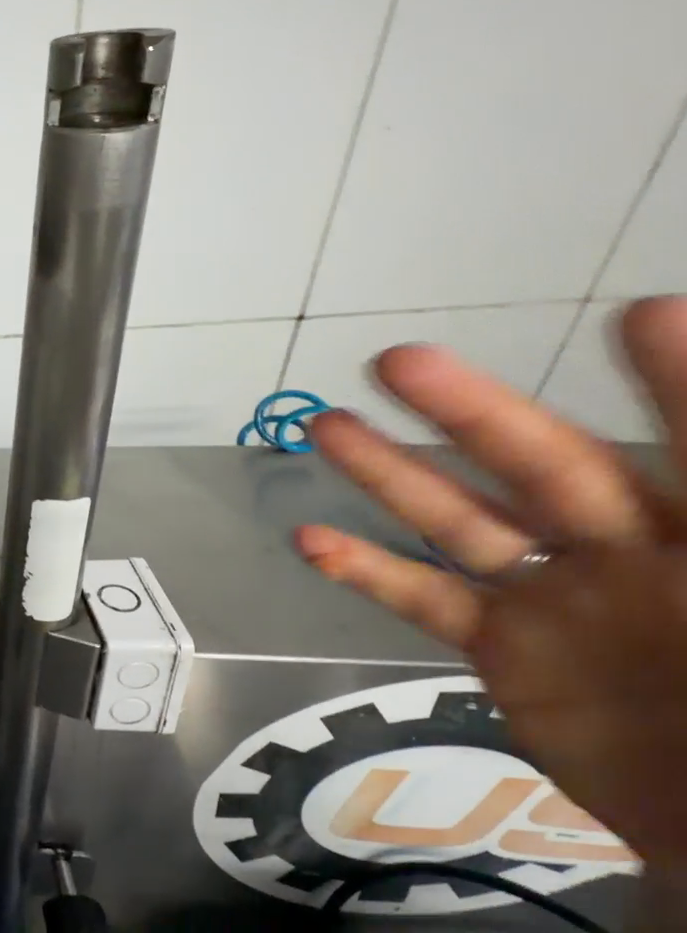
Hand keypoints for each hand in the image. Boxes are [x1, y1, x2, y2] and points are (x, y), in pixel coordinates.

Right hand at [294, 296, 686, 870]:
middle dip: (473, 413)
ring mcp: (558, 597)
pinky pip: (422, 601)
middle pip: (545, 466)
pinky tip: (310, 541)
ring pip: (462, 521)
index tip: (637, 315)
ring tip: (325, 425)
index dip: (677, 385)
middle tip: (399, 361)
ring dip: (390, 473)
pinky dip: (365, 572)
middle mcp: (633, 552)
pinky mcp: (500, 644)